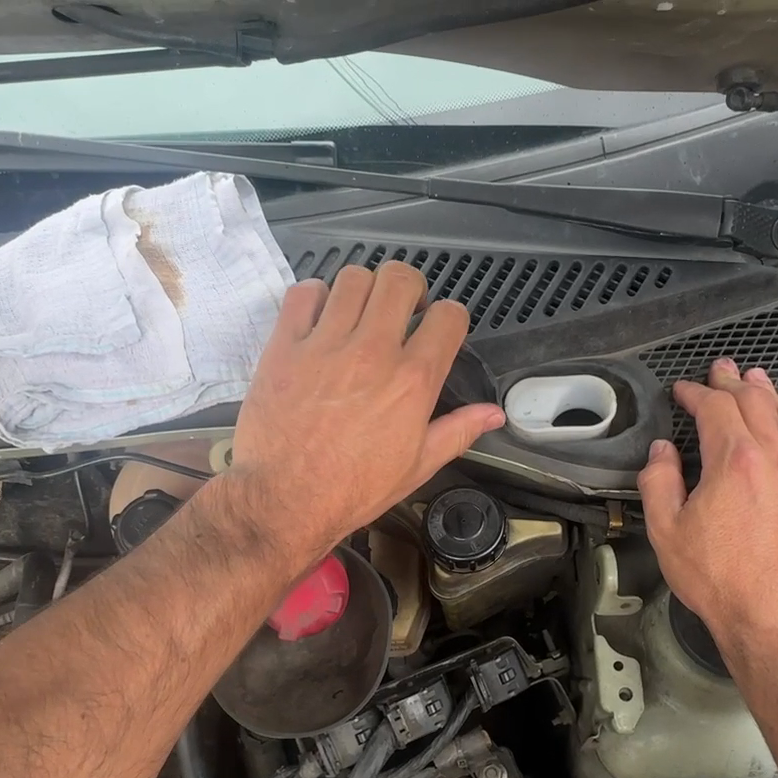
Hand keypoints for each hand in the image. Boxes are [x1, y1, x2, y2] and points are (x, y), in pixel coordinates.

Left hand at [230, 264, 505, 556]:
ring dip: (364, 290)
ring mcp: (325, 343)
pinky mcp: (284, 345)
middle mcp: (373, 351)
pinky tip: (319, 318)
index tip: (438, 330)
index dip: (449, 318)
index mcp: (413, 380)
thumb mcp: (418, 466)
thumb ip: (458, 431)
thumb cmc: (354, 489)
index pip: (448, 316)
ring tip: (359, 314)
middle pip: (400, 279)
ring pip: (353, 278)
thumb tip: (493, 414)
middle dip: (409, 288)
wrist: (286, 500)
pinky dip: (315, 296)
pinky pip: (303, 292)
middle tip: (402, 310)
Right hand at [638, 358, 777, 645]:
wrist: (766, 616)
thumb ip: (658, 482)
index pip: (716, 408)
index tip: (682, 391)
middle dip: (733, 382)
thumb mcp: (666, 531)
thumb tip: (662, 453)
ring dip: (772, 395)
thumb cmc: (717, 578)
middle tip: (721, 371)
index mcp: (735, 463)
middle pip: (756, 403)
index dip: (695, 393)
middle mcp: (776, 460)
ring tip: (759, 383)